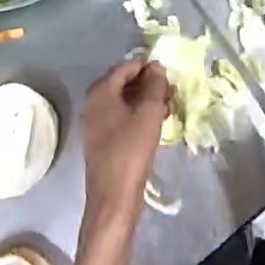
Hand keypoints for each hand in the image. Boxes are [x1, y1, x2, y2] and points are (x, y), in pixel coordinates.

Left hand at [79, 59, 170, 235]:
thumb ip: (154, 85)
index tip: (168, 73)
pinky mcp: (100, 140)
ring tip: (168, 106)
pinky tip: (155, 122)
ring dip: (145, 100)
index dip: (147, 66)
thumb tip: (157, 65)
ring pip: (123, 101)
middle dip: (148, 84)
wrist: (113, 199)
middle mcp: (93, 102)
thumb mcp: (148, 113)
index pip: (125, 67)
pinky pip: (120, 117)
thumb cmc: (131, 150)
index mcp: (100, 91)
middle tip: (171, 91)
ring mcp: (95, 122)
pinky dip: (137, 114)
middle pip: (123, 83)